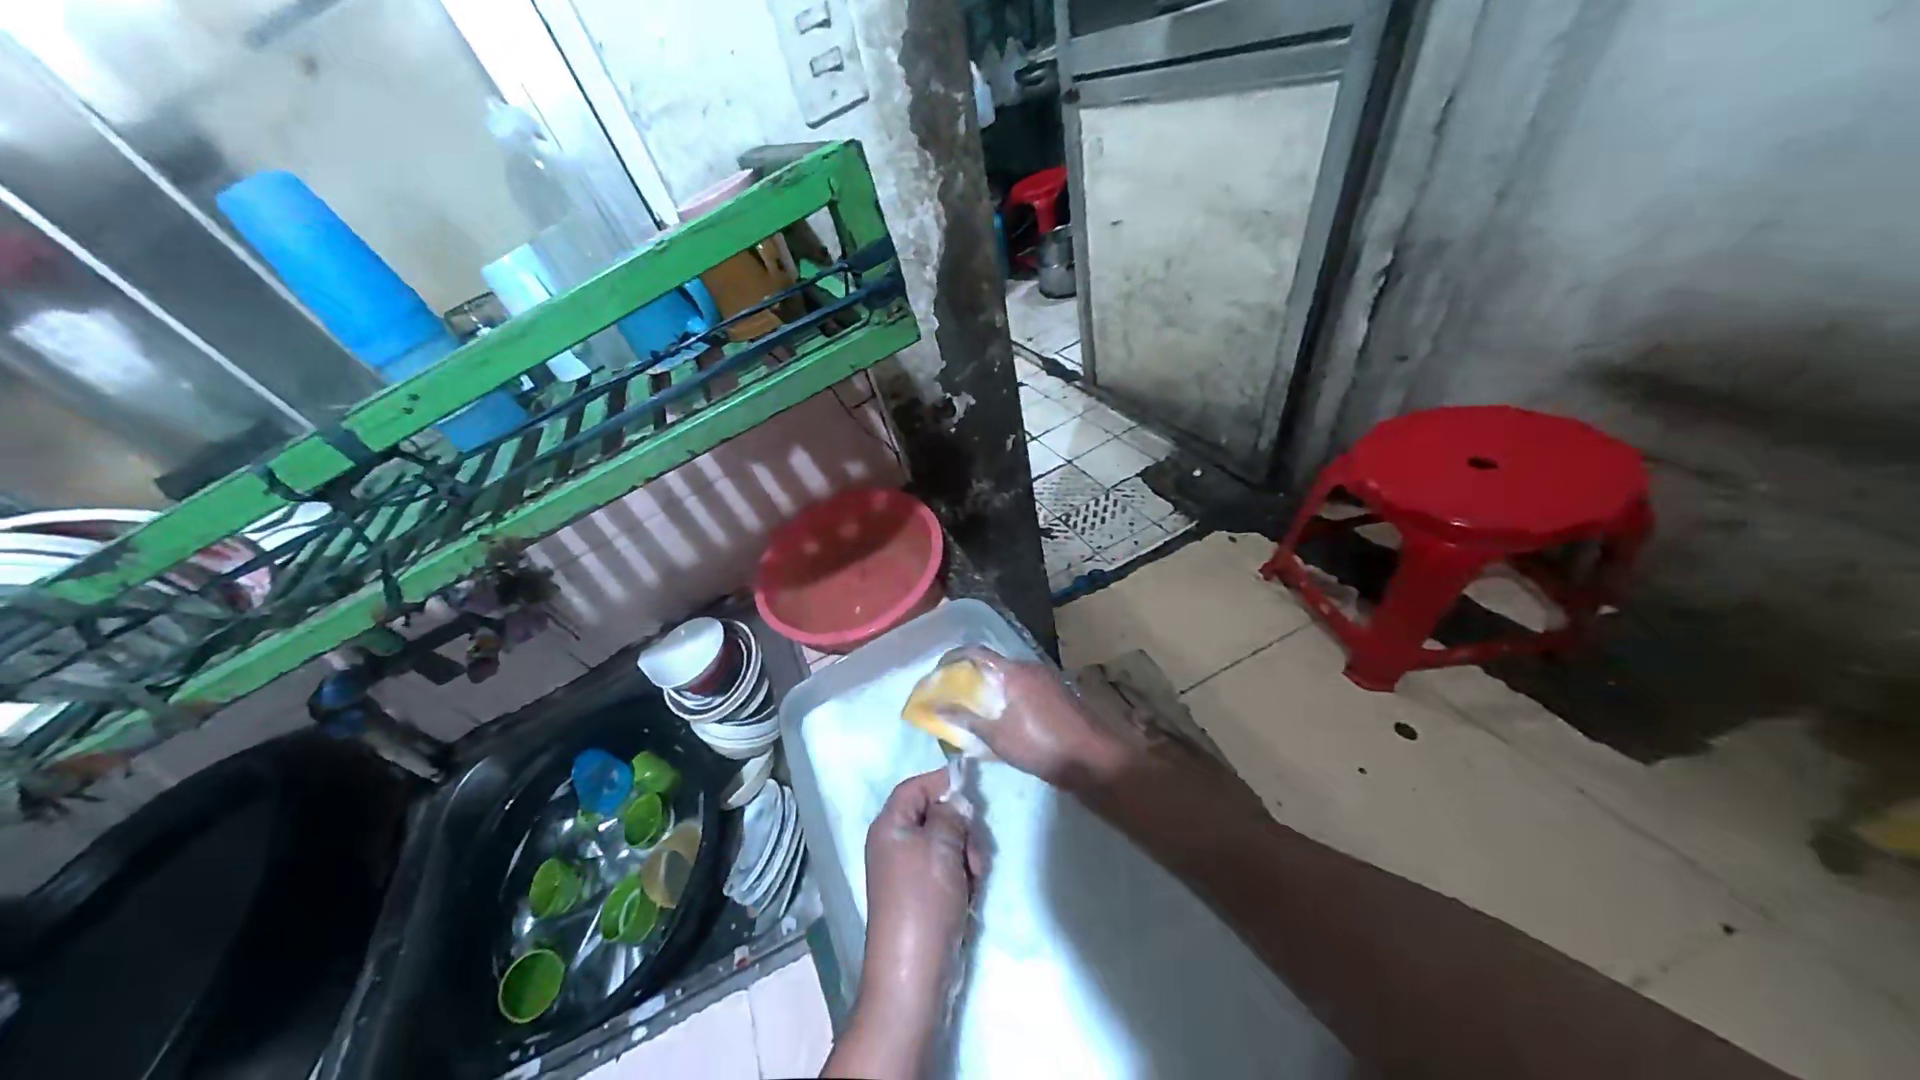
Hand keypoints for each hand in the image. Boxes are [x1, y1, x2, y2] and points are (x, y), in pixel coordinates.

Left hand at [861, 769, 986, 1011]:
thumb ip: (951, 814)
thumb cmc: (924, 899)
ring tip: (975, 879)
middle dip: (961, 828)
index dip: (942, 782)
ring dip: (966, 854)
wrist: (914, 972)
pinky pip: (947, 869)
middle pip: (934, 814)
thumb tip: (954, 800)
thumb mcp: (941, 846)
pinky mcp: (922, 894)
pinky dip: (962, 876)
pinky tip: (970, 894)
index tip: (974, 787)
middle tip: (976, 853)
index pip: (914, 787)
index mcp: (890, 825)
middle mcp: (895, 843)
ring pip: (946, 843)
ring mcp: (908, 871)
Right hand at [937, 647, 1143, 789]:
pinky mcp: (1057, 697)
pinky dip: (1007, 699)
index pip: (976, 652)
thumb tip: (934, 707)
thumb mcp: (997, 736)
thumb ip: (965, 719)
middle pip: (993, 665)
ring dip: (989, 691)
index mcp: (1015, 671)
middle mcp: (1032, 668)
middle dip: (970, 678)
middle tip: (951, 697)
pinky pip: (1023, 690)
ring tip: (972, 711)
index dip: (952, 659)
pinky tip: (1001, 721)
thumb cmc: (1043, 745)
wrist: (1096, 761)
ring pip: (1009, 679)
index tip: (936, 675)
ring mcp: (1048, 682)